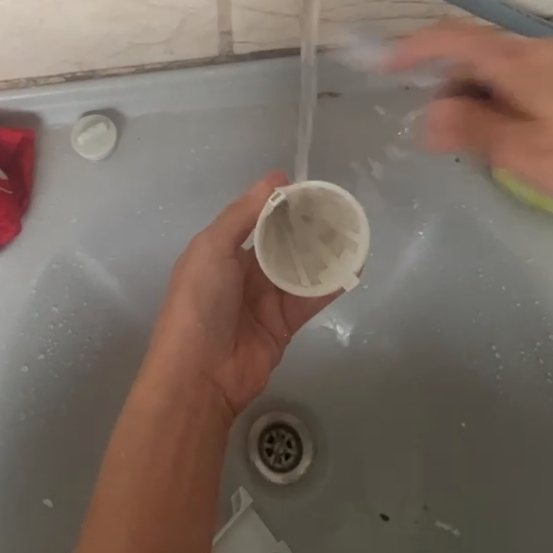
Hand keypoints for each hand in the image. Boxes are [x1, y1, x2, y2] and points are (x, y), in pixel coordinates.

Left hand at [143, 172, 340, 419]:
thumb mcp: (212, 248)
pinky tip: (352, 265)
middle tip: (336, 207)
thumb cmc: (199, 301)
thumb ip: (244, 214)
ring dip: (322, 251)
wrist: (200, 374)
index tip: (308, 187)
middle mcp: (243, 270)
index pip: (254, 217)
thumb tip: (275, 178)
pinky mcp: (285, 324)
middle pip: (280, 241)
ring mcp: (265, 298)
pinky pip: (311, 298)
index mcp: (220, 249)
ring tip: (350, 230)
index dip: (279, 202)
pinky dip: (331, 283)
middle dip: (305, 225)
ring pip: (299, 268)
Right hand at [388, 21, 552, 232]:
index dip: (411, 48)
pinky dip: (505, 101)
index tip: (382, 65)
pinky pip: (528, 82)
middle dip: (446, 84)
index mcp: (519, 61)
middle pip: (476, 54)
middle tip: (435, 129)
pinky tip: (516, 138)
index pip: (451, 38)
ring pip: (503, 71)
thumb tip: (427, 112)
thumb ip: (468, 125)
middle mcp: (542, 52)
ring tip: (475, 142)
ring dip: (477, 97)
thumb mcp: (521, 152)